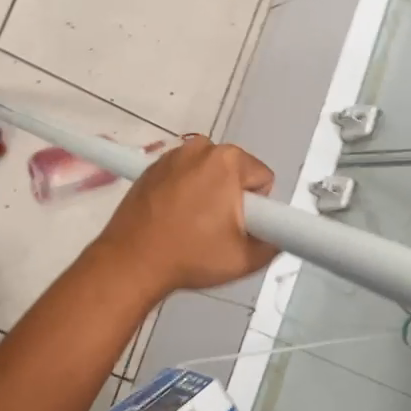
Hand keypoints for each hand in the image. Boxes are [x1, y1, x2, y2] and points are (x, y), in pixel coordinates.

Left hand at [91, 136, 279, 296]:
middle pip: (233, 172)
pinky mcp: (150, 168)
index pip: (262, 178)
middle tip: (215, 231)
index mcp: (227, 161)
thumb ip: (276, 243)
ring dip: (206, 193)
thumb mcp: (247, 258)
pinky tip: (174, 219)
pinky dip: (183, 192)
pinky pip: (181, 176)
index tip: (238, 227)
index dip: (257, 208)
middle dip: (231, 198)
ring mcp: (171, 156)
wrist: (131, 261)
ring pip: (206, 173)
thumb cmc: (189, 256)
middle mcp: (199, 149)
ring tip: (193, 227)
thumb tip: (279, 236)